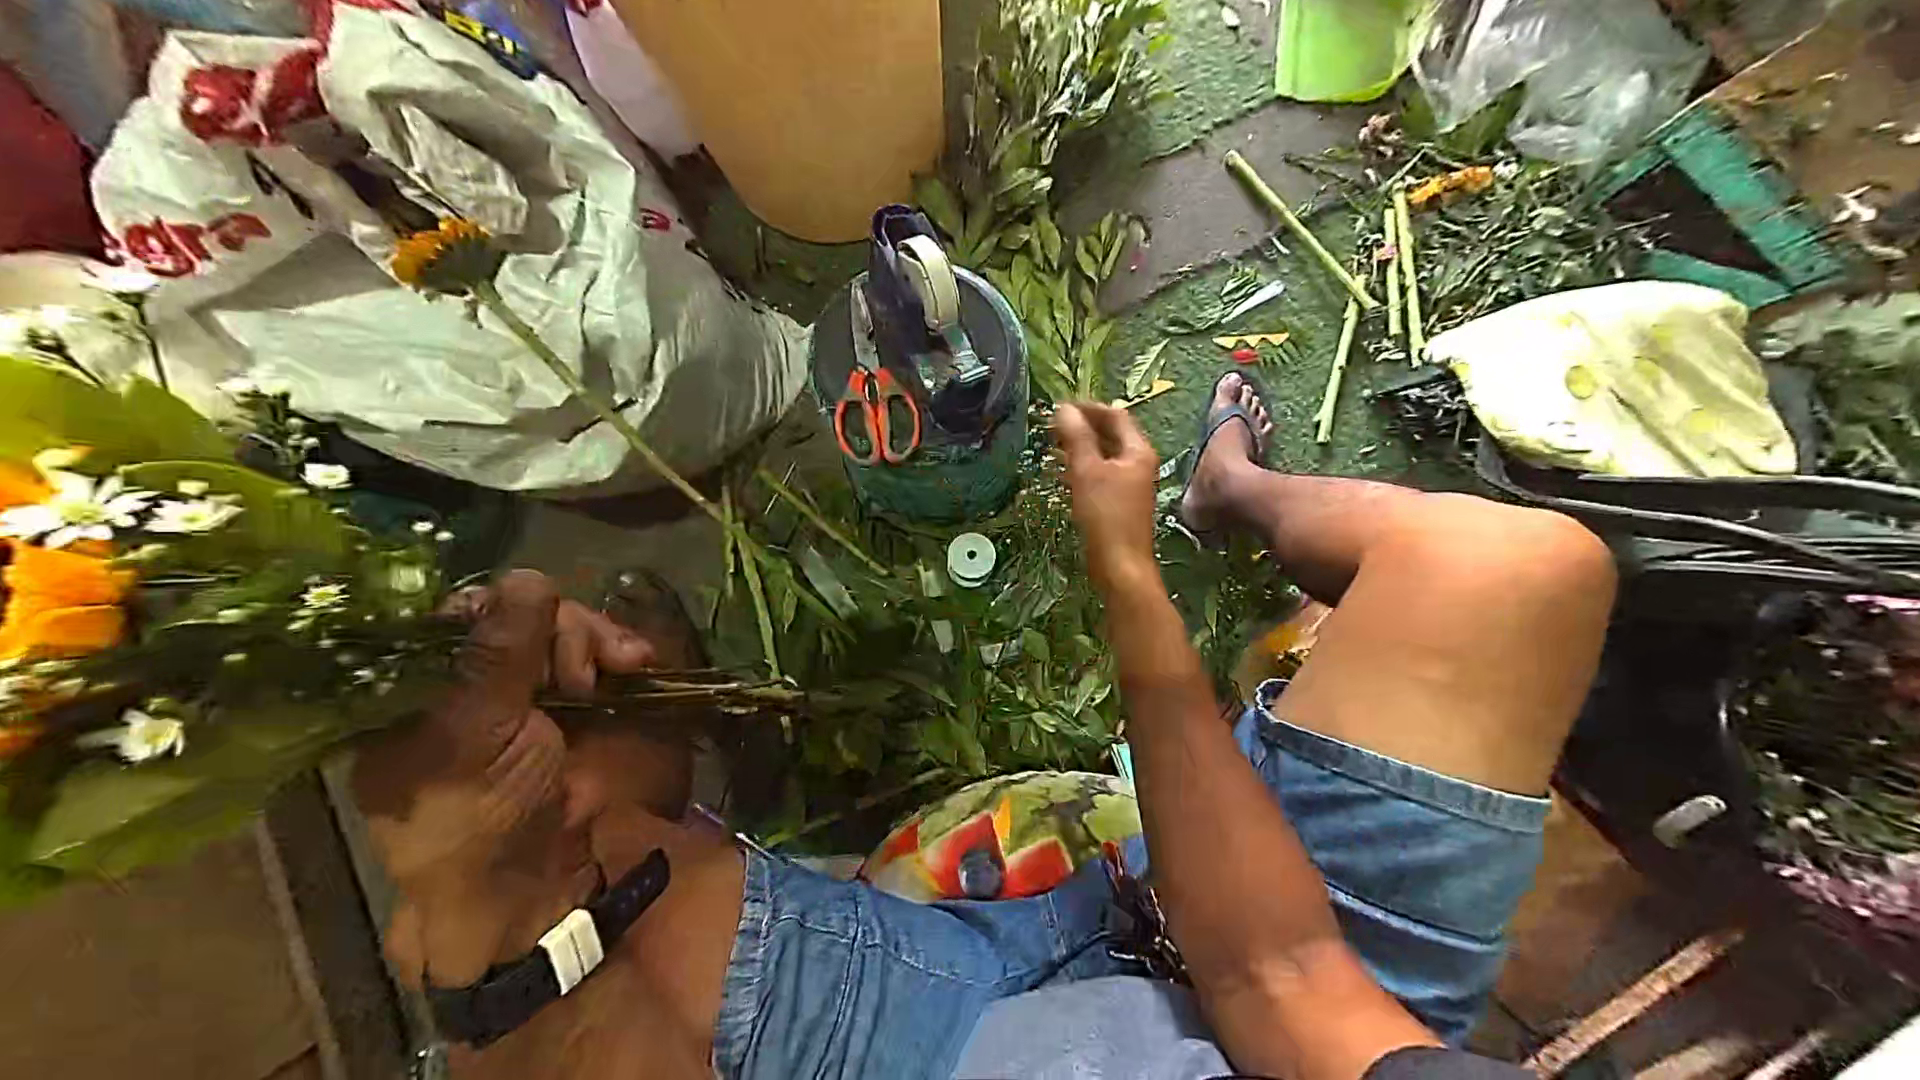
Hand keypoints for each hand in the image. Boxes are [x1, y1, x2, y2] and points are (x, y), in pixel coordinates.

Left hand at [353, 573, 664, 884]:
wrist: (540, 877)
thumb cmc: (481, 815)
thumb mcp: (477, 734)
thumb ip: (500, 654)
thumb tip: (529, 575)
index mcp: (418, 688)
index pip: (455, 615)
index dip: (502, 607)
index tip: (536, 622)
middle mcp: (472, 677)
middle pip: (518, 613)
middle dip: (560, 630)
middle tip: (579, 672)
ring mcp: (530, 683)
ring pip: (562, 625)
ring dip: (595, 638)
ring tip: (621, 666)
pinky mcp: (577, 693)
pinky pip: (597, 649)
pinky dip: (618, 648)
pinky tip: (635, 660)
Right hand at [1054, 402, 1159, 588]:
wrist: (1120, 564)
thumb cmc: (1106, 515)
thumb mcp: (1087, 471)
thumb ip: (1076, 438)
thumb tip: (1064, 409)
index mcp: (1137, 450)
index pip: (1114, 415)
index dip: (1088, 407)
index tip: (1059, 406)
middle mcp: (1137, 462)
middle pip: (1110, 434)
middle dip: (1082, 426)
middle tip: (1051, 425)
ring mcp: (1129, 483)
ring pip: (1103, 454)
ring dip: (1079, 446)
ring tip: (1051, 444)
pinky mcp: (1118, 501)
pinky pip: (1099, 474)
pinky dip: (1081, 467)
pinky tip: (1060, 472)